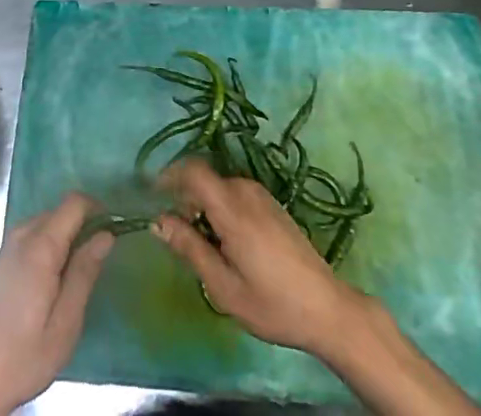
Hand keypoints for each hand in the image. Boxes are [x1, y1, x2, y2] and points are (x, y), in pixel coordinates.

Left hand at [0, 193, 114, 415]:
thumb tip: (106, 234)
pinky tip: (57, 277)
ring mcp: (10, 245)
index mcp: (40, 247)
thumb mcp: (66, 320)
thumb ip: (85, 272)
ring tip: (80, 273)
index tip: (113, 233)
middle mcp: (22, 236)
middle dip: (85, 225)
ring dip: (69, 235)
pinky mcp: (5, 257)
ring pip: (49, 220)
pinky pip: (36, 234)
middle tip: (99, 261)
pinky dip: (54, 243)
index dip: (98, 210)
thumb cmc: (26, 354)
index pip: (74, 203)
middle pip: (62, 210)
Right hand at [152, 159, 480, 415]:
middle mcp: (248, 193)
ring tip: (203, 244)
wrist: (328, 309)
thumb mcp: (222, 285)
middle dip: (185, 199)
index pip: (194, 171)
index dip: (170, 175)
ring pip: (221, 187)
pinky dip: (222, 207)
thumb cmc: (271, 303)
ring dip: (205, 205)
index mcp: (233, 210)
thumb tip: (158, 220)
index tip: (152, 194)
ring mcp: (264, 198)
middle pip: (206, 180)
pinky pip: (237, 194)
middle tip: (178, 235)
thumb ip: (189, 248)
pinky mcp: (274, 206)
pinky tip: (227, 242)